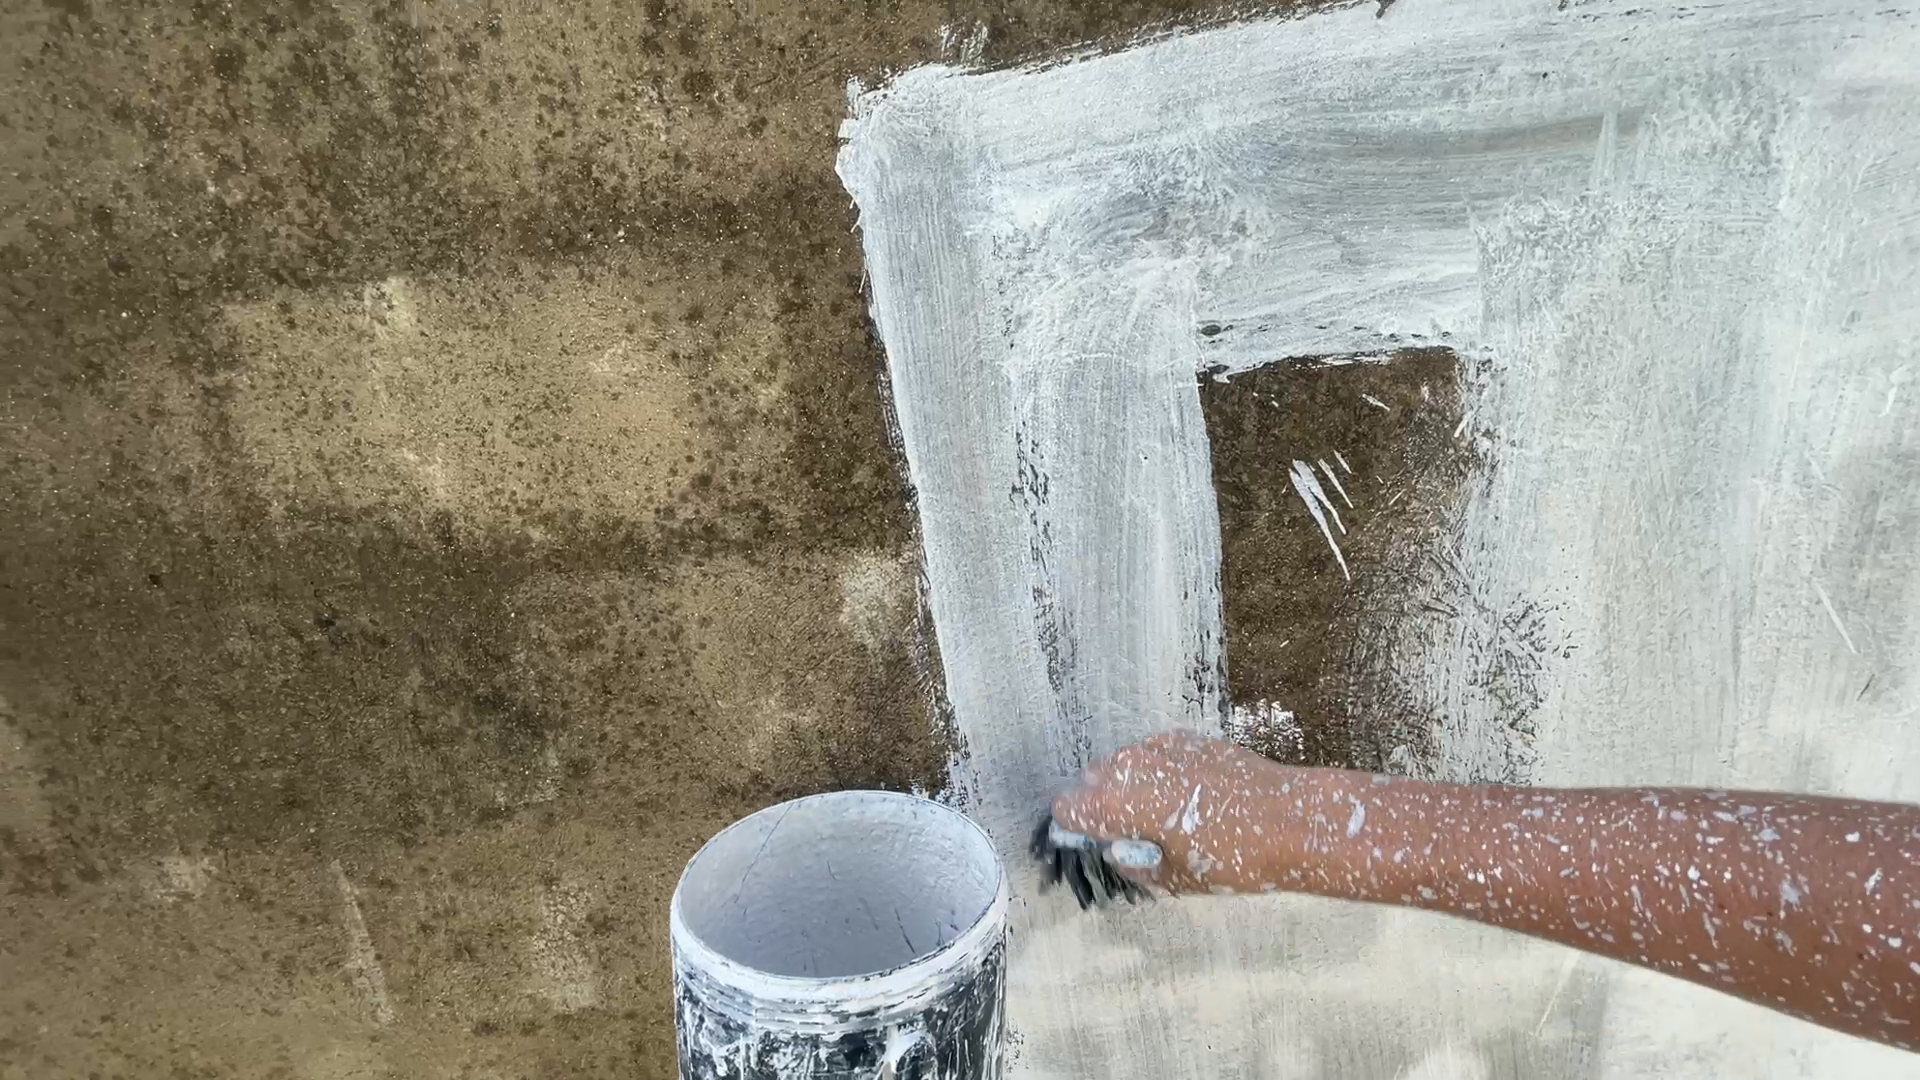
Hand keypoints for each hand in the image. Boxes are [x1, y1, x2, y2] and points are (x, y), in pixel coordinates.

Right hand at [1050, 730, 1301, 893]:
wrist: (1289, 818)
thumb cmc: (1231, 858)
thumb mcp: (1176, 880)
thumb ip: (1137, 866)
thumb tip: (1123, 851)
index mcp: (1118, 804)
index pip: (1069, 807)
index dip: (1073, 823)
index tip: (1087, 835)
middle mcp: (1129, 767)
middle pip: (1094, 779)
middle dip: (1101, 801)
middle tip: (1128, 827)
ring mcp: (1157, 746)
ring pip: (1124, 761)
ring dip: (1129, 782)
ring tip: (1159, 807)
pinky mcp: (1185, 737)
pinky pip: (1155, 751)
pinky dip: (1158, 768)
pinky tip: (1184, 787)